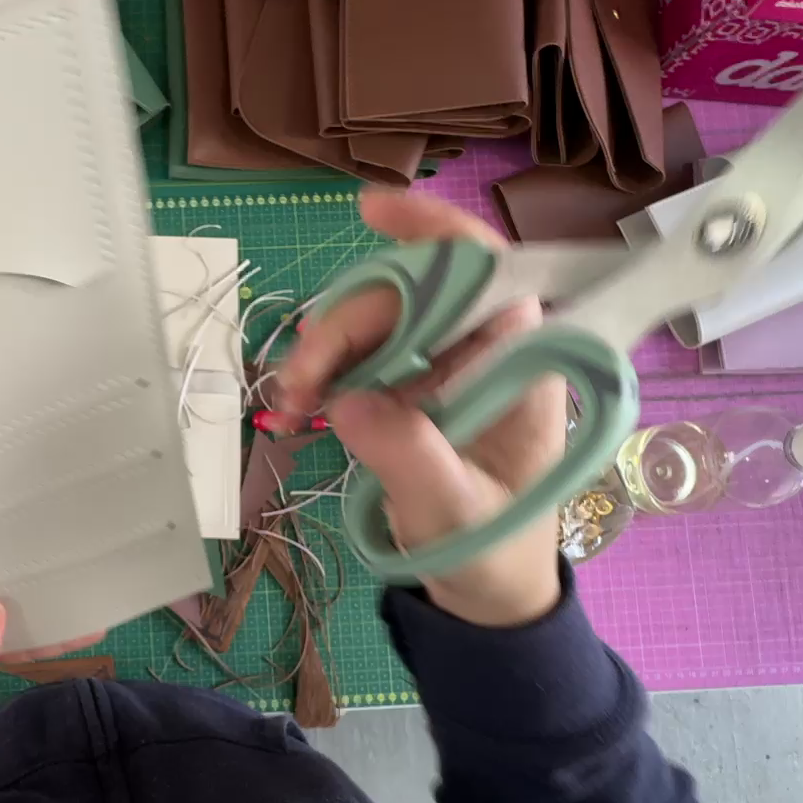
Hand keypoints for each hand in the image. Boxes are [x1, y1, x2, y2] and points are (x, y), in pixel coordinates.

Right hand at [275, 190, 564, 627]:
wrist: (483, 591)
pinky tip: (290, 412)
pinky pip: (353, 367)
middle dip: (342, 328)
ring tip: (287, 406)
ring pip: (370, 330)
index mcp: (516, 364)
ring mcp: (438, 375)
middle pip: (404, 300)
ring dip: (320, 357)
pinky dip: (316, 383)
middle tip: (296, 383)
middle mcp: (478, 355)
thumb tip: (348, 401)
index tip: (368, 211)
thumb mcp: (453, 511)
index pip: (484, 270)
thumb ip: (408, 456)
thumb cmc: (490, 551)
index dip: (431, 230)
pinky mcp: (405, 397)